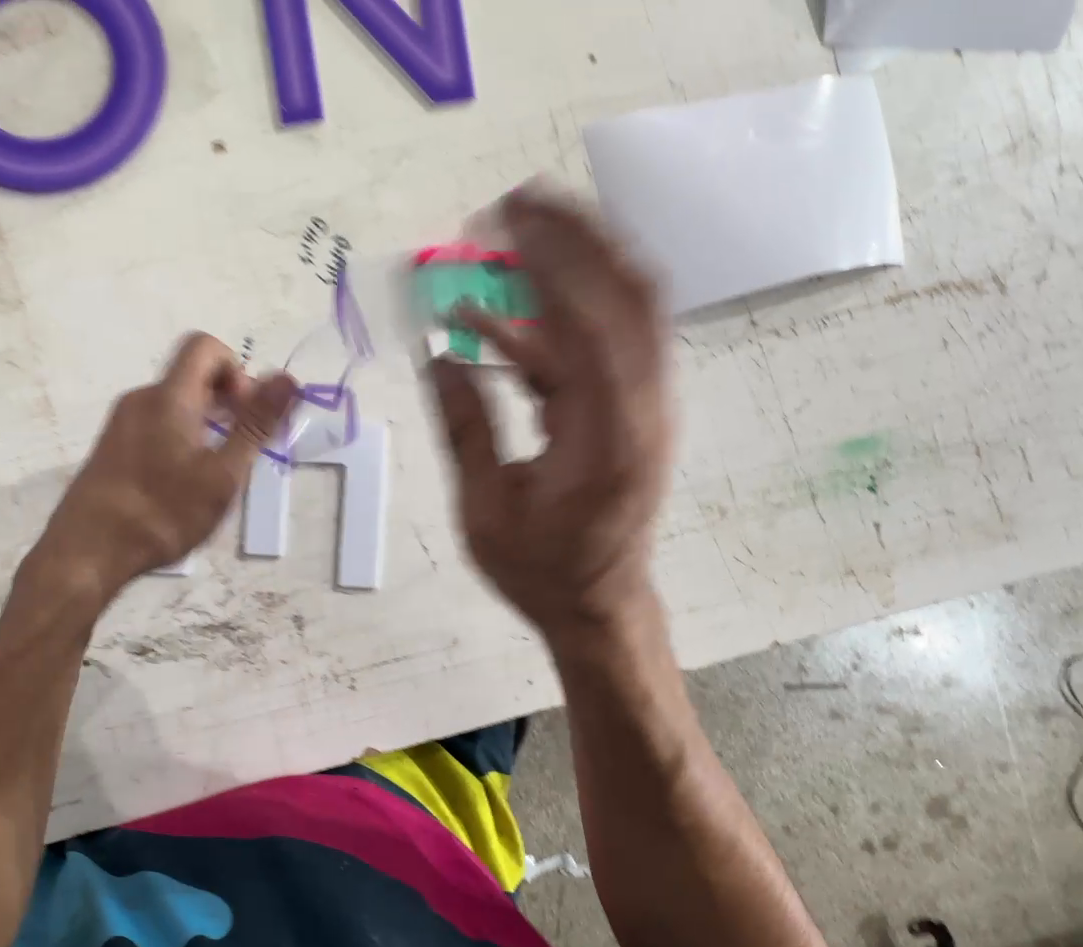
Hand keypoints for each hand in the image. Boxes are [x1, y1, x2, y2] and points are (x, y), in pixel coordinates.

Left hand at [30, 333, 297, 599]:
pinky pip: (154, 426)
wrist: (86, 553)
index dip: (237, 370)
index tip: (245, 414)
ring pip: (174, 404)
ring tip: (212, 475)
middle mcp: (140, 399)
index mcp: (169, 396)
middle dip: (226, 402)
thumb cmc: (161, 513)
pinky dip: (179, 440)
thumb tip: (288, 377)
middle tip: (238, 450)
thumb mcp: (222, 474)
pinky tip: (181, 486)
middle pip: (191, 376)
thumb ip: (256, 424)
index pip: (205, 347)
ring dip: (203, 425)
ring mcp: (120, 424)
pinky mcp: (110, 448)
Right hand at [429, 188, 674, 634]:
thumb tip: (436, 353)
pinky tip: (502, 311)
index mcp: (609, 437)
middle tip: (514, 204)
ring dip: (578, 260)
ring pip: (628, 307)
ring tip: (513, 232)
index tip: (501, 222)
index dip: (550, 265)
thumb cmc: (541, 571)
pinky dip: (562, 311)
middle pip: (631, 293)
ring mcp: (646, 403)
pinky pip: (604, 340)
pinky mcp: (633, 406)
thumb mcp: (485, 511)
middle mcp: (643, 407)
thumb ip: (466, 428)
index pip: (590, 326)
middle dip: (577, 237)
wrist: (601, 606)